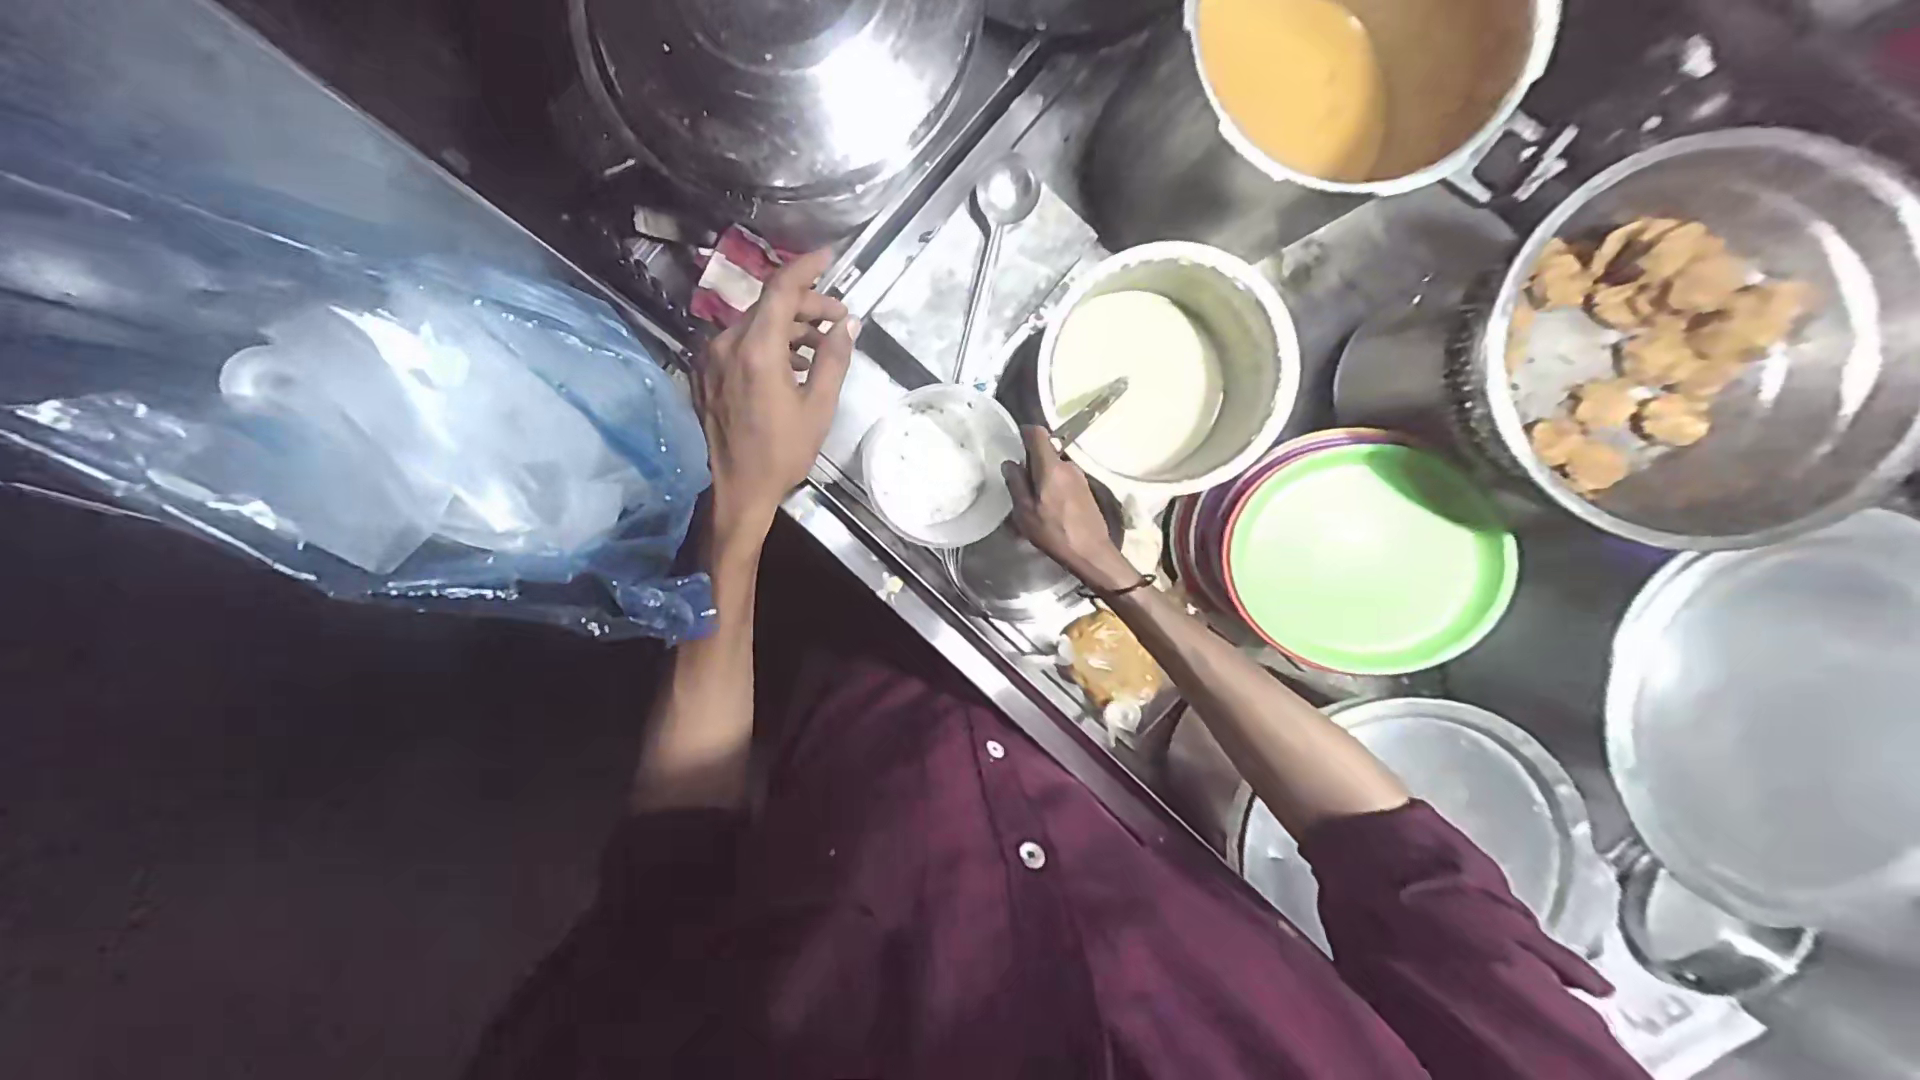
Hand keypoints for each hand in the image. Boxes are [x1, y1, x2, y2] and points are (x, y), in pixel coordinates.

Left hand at [693, 248, 858, 543]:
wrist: (737, 489)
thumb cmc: (783, 453)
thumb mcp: (819, 408)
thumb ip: (834, 360)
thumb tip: (847, 324)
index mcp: (756, 351)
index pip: (780, 290)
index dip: (806, 268)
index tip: (829, 258)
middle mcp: (726, 344)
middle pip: (768, 305)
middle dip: (805, 306)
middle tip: (838, 321)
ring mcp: (711, 358)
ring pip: (753, 324)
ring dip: (788, 326)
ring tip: (820, 346)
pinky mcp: (705, 373)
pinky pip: (739, 343)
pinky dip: (768, 343)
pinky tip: (790, 363)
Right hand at [1003, 426, 1137, 592]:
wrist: (1091, 552)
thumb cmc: (1054, 532)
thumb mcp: (1025, 512)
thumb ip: (1016, 484)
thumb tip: (1010, 463)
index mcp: (1051, 467)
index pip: (1038, 433)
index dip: (1024, 432)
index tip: (1013, 442)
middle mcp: (1068, 465)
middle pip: (1045, 451)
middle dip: (1030, 461)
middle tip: (1017, 481)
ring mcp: (1079, 476)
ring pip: (1054, 466)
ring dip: (1041, 476)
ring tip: (1031, 499)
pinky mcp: (1085, 488)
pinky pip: (1063, 478)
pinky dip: (1052, 485)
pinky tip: (1047, 506)